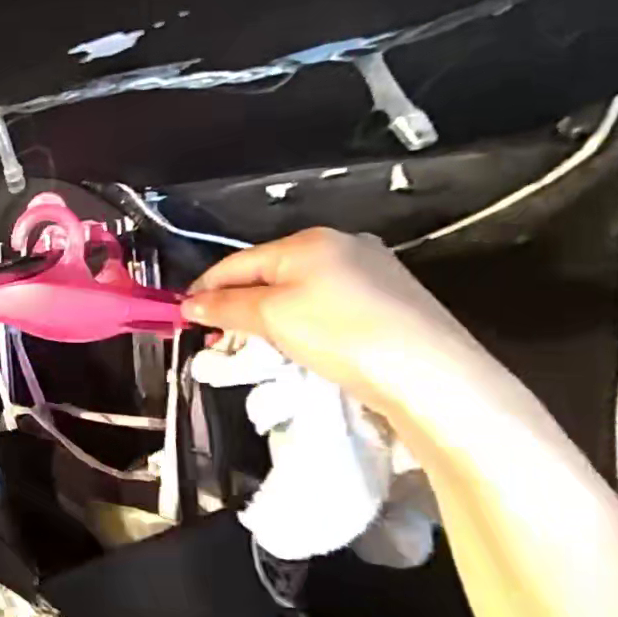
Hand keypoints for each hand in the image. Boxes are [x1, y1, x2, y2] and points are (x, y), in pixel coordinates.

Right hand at [180, 228, 499, 423]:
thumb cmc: (341, 334)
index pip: (237, 262)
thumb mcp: (271, 316)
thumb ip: (225, 306)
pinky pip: (326, 304)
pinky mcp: (392, 300)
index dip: (205, 288)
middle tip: (218, 338)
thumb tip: (190, 304)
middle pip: (268, 274)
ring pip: (298, 291)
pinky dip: (301, 322)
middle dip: (237, 305)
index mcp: (308, 240)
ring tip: (254, 346)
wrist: (434, 376)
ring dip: (267, 316)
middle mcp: (342, 245)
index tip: (183, 316)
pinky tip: (300, 344)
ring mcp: (372, 271)